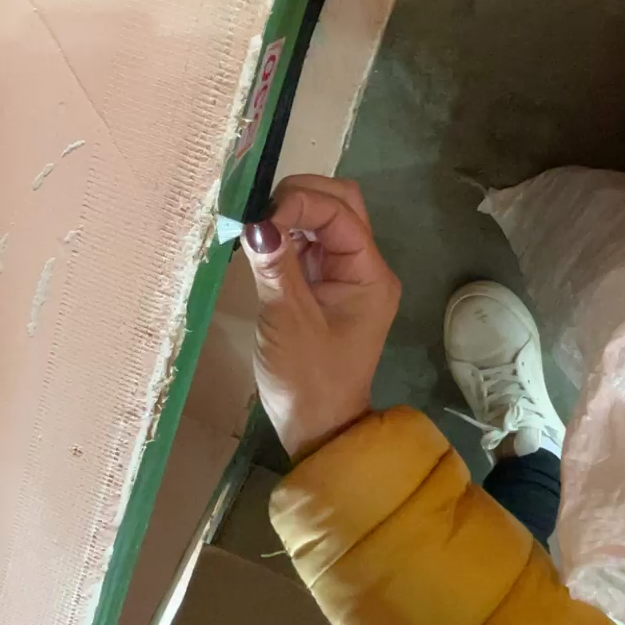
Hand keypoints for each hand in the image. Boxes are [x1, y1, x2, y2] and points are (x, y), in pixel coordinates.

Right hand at [240, 175, 400, 460]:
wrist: (317, 427)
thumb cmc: (308, 380)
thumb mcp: (287, 320)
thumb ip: (275, 266)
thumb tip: (255, 221)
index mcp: (369, 273)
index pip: (340, 212)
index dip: (298, 204)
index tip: (259, 220)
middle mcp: (363, 265)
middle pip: (341, 203)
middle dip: (300, 196)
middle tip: (260, 212)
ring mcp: (343, 272)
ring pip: (324, 217)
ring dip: (290, 212)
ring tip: (255, 225)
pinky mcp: (321, 282)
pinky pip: (307, 241)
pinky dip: (284, 232)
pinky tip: (261, 240)